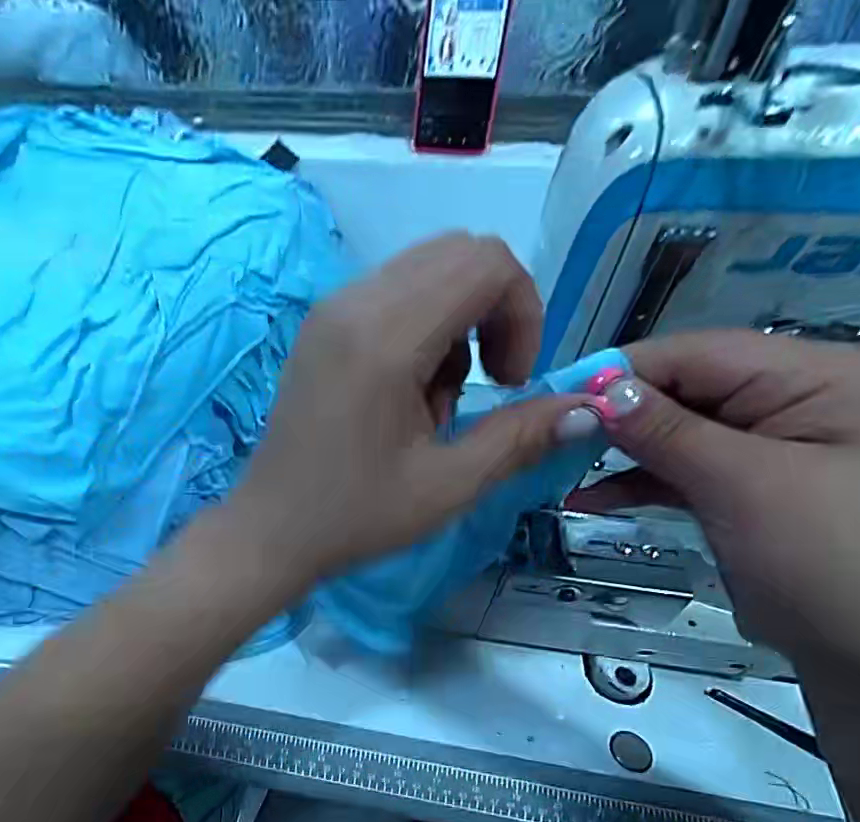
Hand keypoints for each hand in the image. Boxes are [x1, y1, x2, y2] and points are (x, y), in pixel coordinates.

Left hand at [223, 233, 592, 581]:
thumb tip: (588, 406)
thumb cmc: (356, 516)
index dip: (523, 312)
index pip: (485, 262)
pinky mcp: (324, 323)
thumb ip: (521, 437)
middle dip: (497, 311)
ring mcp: (332, 307)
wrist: (270, 530)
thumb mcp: (448, 486)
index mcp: (384, 337)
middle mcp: (354, 302)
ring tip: (438, 401)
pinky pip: (396, 292)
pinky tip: (409, 392)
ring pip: (429, 270)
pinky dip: (425, 328)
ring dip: (459, 324)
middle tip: (492, 383)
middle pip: (460, 254)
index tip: (512, 381)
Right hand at [572, 330, 859, 672]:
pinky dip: (655, 486)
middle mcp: (810, 401)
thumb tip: (600, 389)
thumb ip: (670, 433)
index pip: (700, 353)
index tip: (552, 395)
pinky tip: (599, 497)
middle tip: (551, 441)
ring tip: (562, 472)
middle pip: (695, 391)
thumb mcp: (747, 489)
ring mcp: (792, 454)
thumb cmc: (840, 568)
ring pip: (693, 436)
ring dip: (631, 454)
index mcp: (822, 375)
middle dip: (622, 415)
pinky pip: (705, 477)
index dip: (622, 371)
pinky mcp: (774, 500)